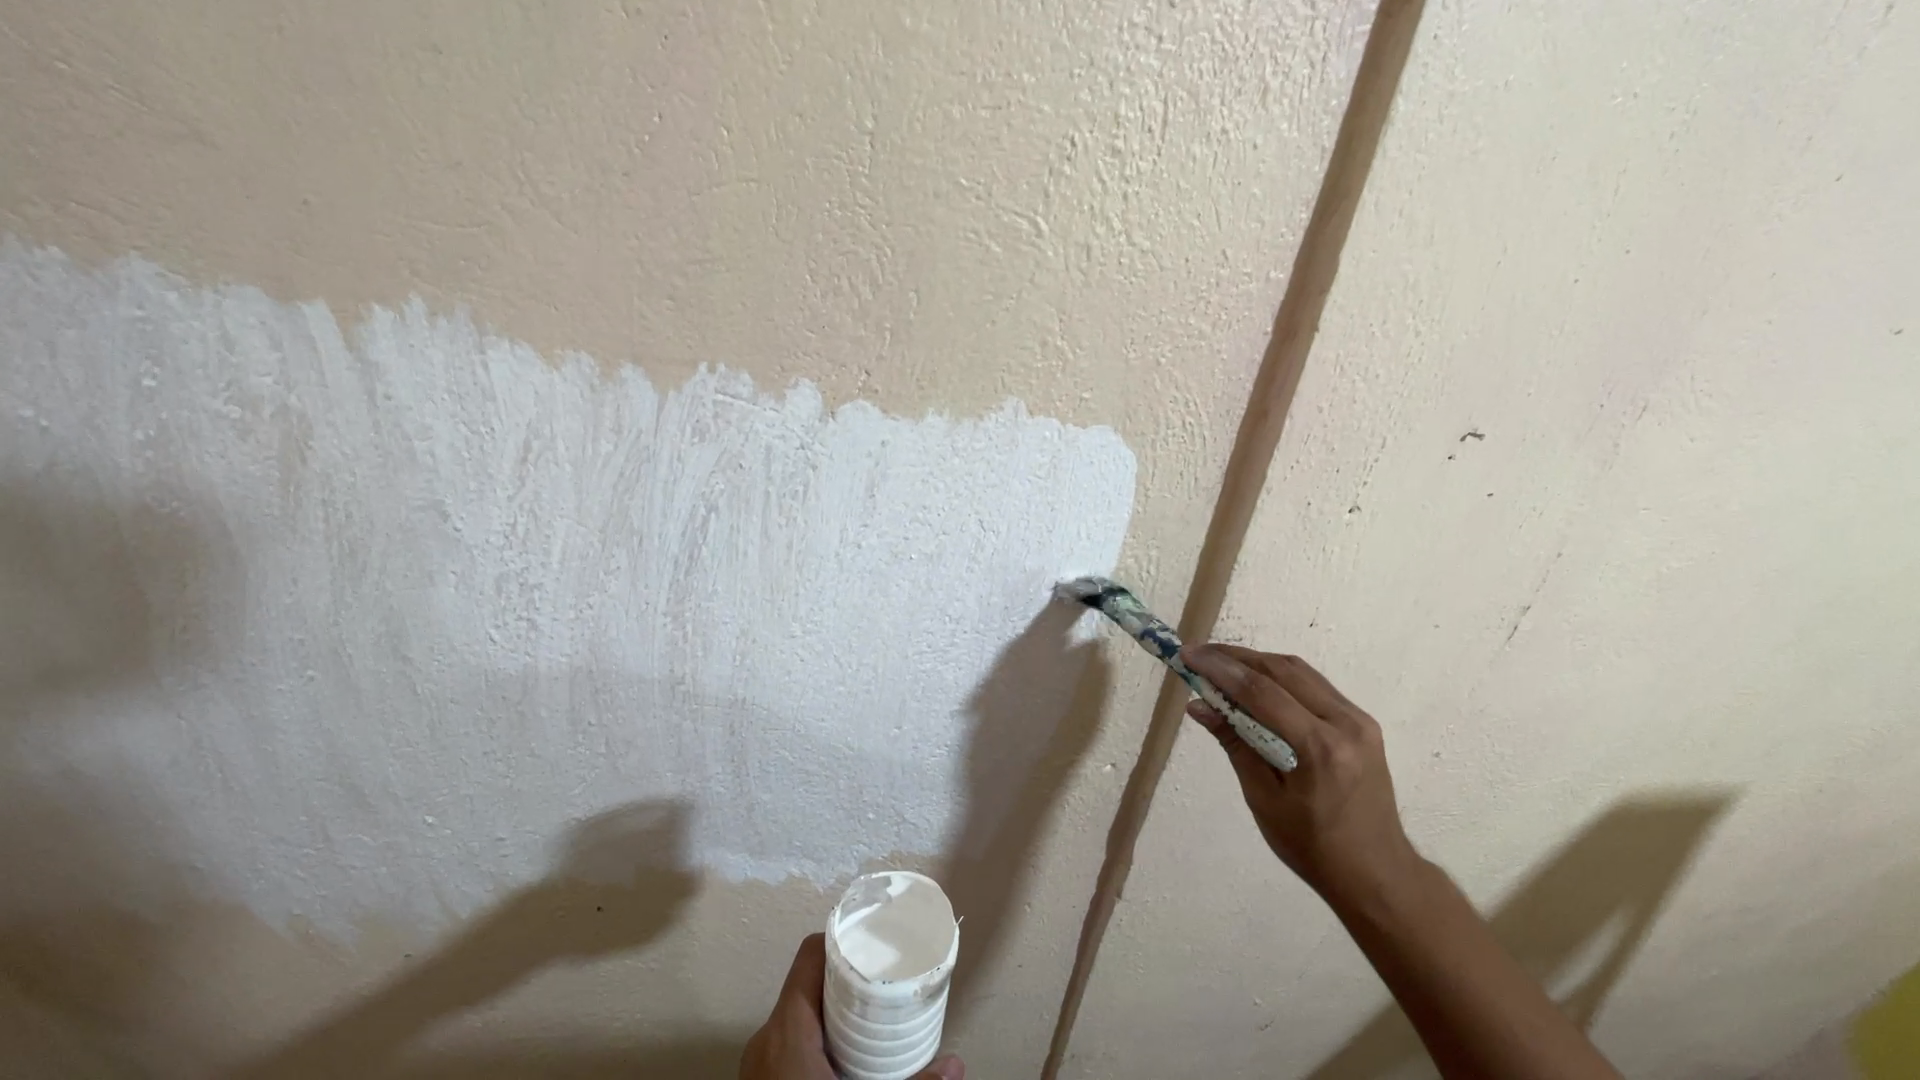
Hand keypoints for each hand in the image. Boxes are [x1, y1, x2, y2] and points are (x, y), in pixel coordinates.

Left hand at [740, 934, 964, 1079]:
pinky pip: (790, 1040)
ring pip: (799, 1013)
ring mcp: (759, 1061)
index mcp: (786, 1030)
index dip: (843, 940)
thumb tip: (957, 1065)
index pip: (810, 955)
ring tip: (873, 1015)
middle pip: (808, 983)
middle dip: (848, 979)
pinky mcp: (763, 1079)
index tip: (875, 940)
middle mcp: (766, 1037)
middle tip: (887, 981)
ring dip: (834, 1008)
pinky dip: (819, 1034)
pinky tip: (847, 1052)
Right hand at [1180, 645, 1421, 901]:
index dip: (1221, 669)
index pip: (1262, 692)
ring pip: (1301, 673)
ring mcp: (1360, 721)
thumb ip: (1235, 744)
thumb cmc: (1312, 847)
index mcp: (1320, 749)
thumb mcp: (1263, 799)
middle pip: (1283, 671)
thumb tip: (1198, 705)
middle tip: (1199, 654)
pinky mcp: (1362, 724)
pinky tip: (1255, 683)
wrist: (1375, 872)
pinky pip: (1315, 687)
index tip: (1188, 655)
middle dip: (1237, 658)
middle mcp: (1346, 724)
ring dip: (1258, 663)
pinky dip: (1280, 678)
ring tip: (1220, 663)